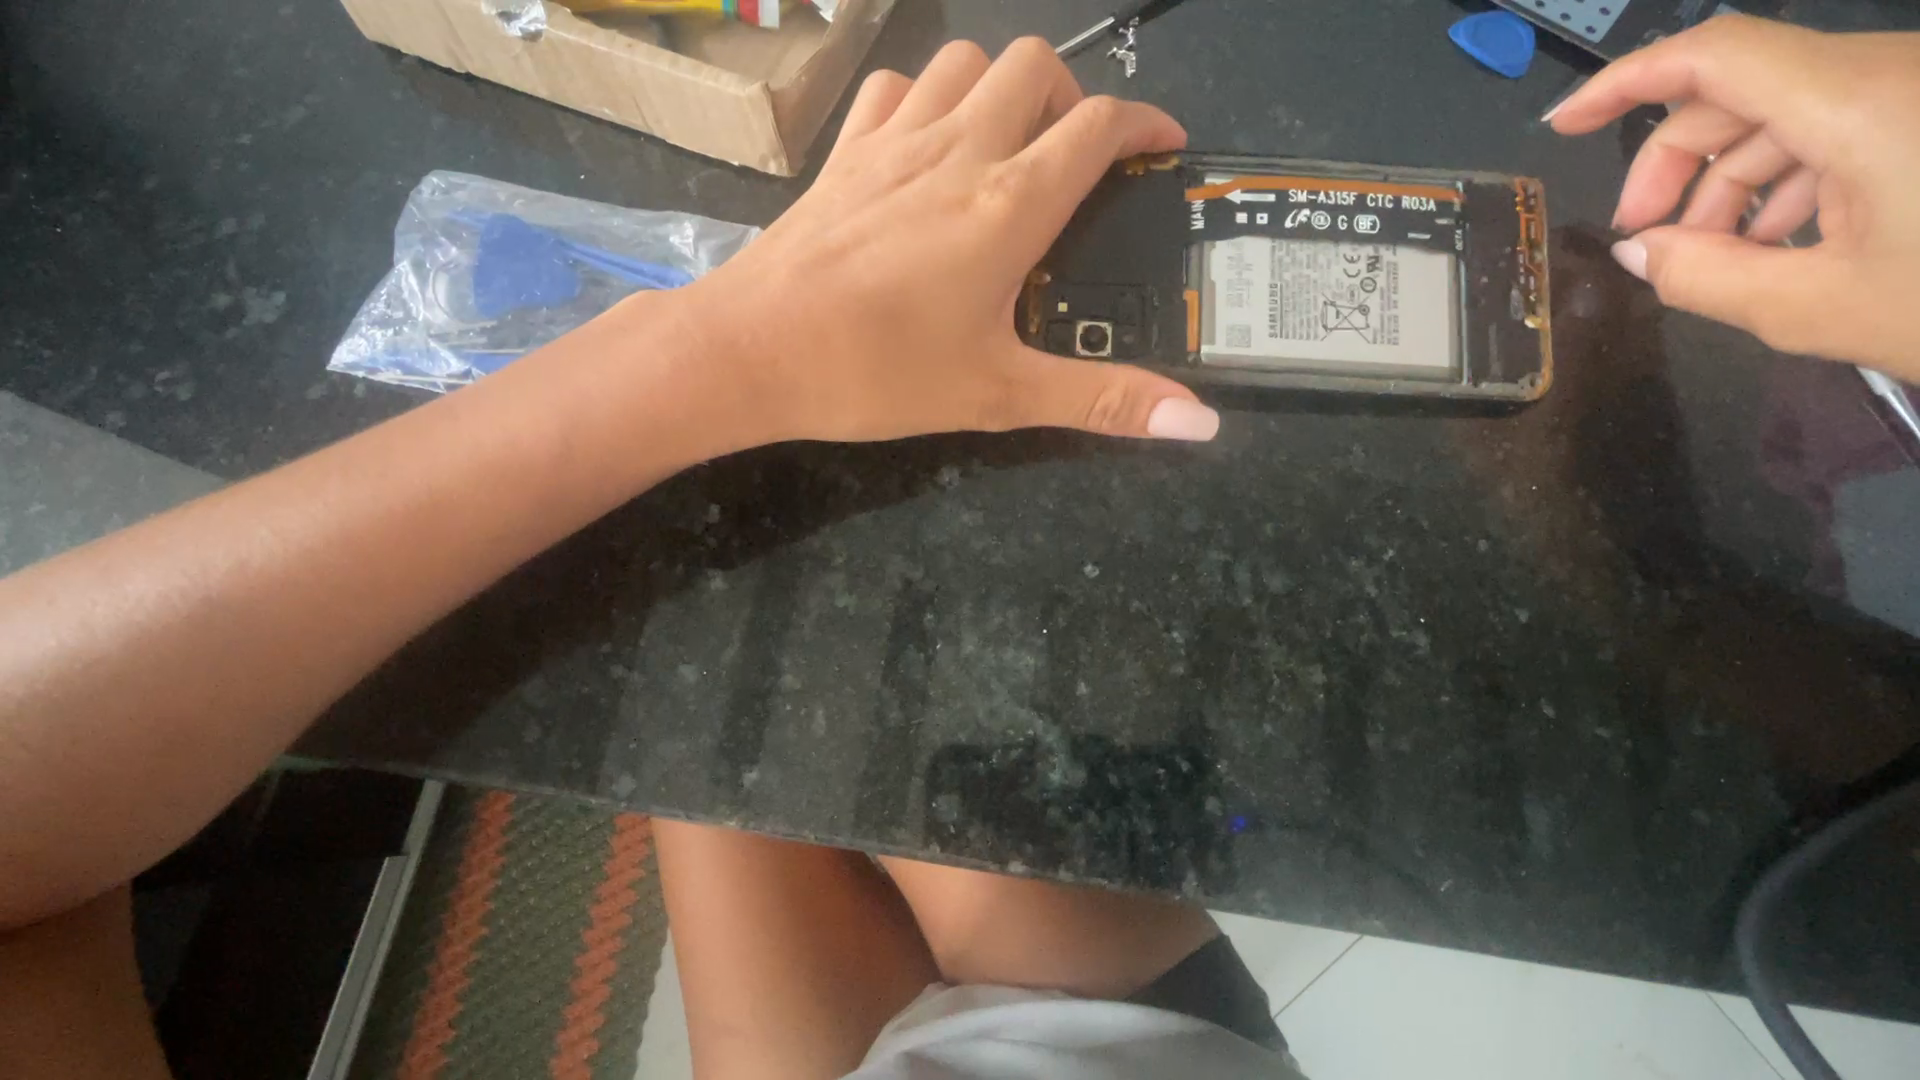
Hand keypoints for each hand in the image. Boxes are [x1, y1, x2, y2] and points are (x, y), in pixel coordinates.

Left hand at [680, 38, 1219, 443]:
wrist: (751, 352)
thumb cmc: (877, 375)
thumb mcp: (999, 395)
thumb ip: (1101, 400)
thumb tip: (1202, 423)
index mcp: (1008, 206)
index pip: (1098, 128)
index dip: (1145, 125)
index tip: (1162, 149)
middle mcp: (957, 152)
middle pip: (1034, 64)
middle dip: (1071, 98)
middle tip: (1073, 161)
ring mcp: (892, 143)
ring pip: (963, 59)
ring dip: (1000, 85)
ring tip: (1007, 145)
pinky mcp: (843, 155)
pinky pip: (895, 88)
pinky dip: (926, 97)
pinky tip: (925, 146)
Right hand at [1548, 16, 1919, 377]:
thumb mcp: (1817, 309)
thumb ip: (1703, 279)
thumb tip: (1638, 255)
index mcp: (1861, 107)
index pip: (1714, 58)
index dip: (1624, 83)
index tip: (1564, 127)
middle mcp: (1894, 79)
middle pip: (1738, 97)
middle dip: (1671, 168)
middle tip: (1643, 242)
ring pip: (1783, 118)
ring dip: (1725, 187)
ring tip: (1715, 259)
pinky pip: (1838, 129)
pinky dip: (1786, 184)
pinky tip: (1781, 242)